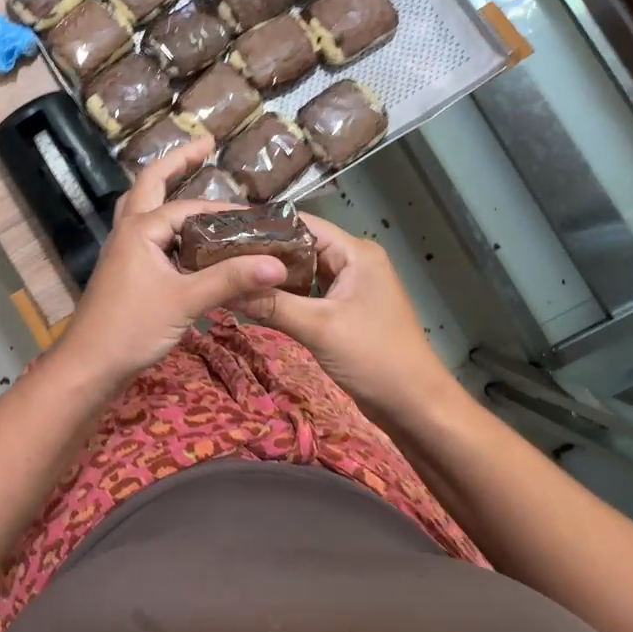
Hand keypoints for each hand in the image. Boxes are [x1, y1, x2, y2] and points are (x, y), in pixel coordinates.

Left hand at [55, 137, 285, 382]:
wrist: (88, 364)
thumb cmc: (131, 327)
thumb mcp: (185, 301)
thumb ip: (230, 280)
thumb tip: (278, 264)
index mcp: (139, 229)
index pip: (188, 208)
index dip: (224, 211)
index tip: (258, 217)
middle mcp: (127, 231)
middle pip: (149, 184)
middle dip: (177, 163)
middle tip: (205, 145)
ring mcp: (122, 251)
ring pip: (142, 207)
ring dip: (163, 189)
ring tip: (189, 176)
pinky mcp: (124, 271)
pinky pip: (146, 234)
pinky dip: (165, 224)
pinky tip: (184, 238)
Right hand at [236, 212, 465, 428]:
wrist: (416, 407)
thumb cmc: (375, 358)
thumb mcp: (318, 328)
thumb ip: (270, 304)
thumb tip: (222, 288)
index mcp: (355, 252)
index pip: (300, 224)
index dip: (262, 227)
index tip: (222, 234)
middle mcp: (353, 260)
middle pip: (298, 245)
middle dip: (260, 252)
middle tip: (216, 256)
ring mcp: (349, 285)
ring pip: (300, 270)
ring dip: (269, 275)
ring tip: (227, 274)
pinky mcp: (343, 308)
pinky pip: (306, 292)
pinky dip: (282, 295)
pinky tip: (251, 299)